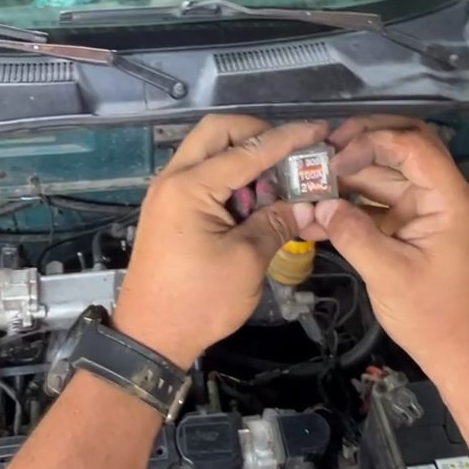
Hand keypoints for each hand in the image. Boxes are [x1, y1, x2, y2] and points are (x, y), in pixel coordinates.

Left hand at [113, 116, 328, 363]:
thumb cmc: (197, 302)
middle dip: (257, 134)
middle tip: (291, 152)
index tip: (319, 131)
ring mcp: (168, 194)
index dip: (287, 138)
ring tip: (279, 180)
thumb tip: (304, 203)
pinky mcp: (170, 210)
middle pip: (217, 132)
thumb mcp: (246, 261)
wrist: (150, 338)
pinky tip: (256, 199)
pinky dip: (230, 177)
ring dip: (244, 156)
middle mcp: (173, 179)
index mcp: (189, 187)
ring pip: (208, 153)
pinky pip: (202, 176)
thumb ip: (277, 223)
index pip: (247, 149)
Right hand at [292, 117, 468, 373]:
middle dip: (360, 144)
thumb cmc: (435, 316)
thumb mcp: (389, 274)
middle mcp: (440, 196)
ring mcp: (426, 213)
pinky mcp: (412, 231)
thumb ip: (352, 234)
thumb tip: (320, 204)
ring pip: (386, 175)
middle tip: (321, 152)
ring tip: (310, 180)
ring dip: (350, 176)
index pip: (413, 145)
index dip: (371, 140)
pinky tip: (319, 213)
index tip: (335, 157)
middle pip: (402, 149)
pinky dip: (351, 206)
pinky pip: (379, 205)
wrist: (465, 357)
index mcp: (449, 199)